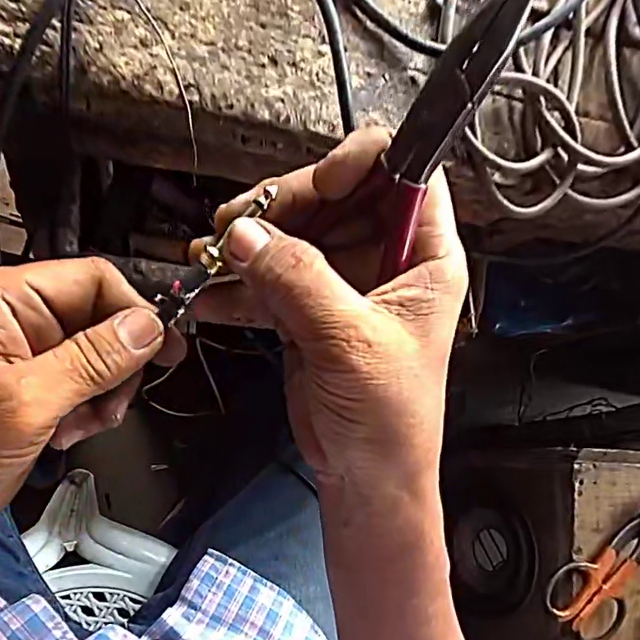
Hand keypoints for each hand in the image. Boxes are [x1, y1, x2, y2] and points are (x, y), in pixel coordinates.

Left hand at [0, 257, 181, 574]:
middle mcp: (22, 319)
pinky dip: (94, 412)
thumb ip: (91, 360)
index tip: (161, 347)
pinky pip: (94, 386)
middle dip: (120, 364)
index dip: (134, 311)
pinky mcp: (43, 387)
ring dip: (107, 395)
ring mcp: (35, 355)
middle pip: (107, 319)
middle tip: (114, 399)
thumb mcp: (25, 401)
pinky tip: (69, 432)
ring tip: (82, 423)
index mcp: (6, 300)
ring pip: (108, 357)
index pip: (95, 279)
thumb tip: (147, 328)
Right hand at [191, 127, 467, 492]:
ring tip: (216, 256)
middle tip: (241, 225)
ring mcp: (343, 288)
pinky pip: (270, 282)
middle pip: (335, 200)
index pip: (403, 175)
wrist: (366, 475)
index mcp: (425, 259)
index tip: (317, 185)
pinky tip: (214, 293)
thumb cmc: (391, 419)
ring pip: (294, 238)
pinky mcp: (309, 314)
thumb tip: (249, 235)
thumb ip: (299, 281)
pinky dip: (239, 285)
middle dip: (283, 207)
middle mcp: (386, 264)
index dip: (361, 165)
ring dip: (251, 243)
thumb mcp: (351, 341)